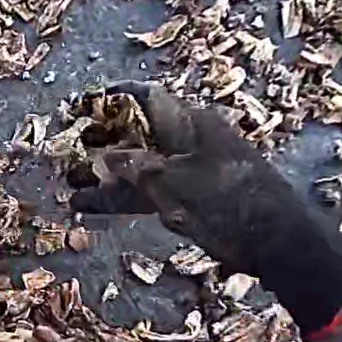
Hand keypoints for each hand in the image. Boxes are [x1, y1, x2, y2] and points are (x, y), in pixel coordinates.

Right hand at [67, 83, 341, 335]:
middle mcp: (184, 141)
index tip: (80, 106)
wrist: (276, 242)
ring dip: (102, 178)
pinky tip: (88, 207)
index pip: (144, 99)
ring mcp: (185, 170)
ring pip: (135, 167)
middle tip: (65, 153)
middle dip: (98, 145)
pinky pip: (143, 191)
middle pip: (134, 135)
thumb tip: (103, 157)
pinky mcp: (186, 197)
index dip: (111, 99)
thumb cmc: (228, 201)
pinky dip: (118, 198)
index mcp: (189, 123)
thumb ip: (135, 167)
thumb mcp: (174, 180)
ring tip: (68, 187)